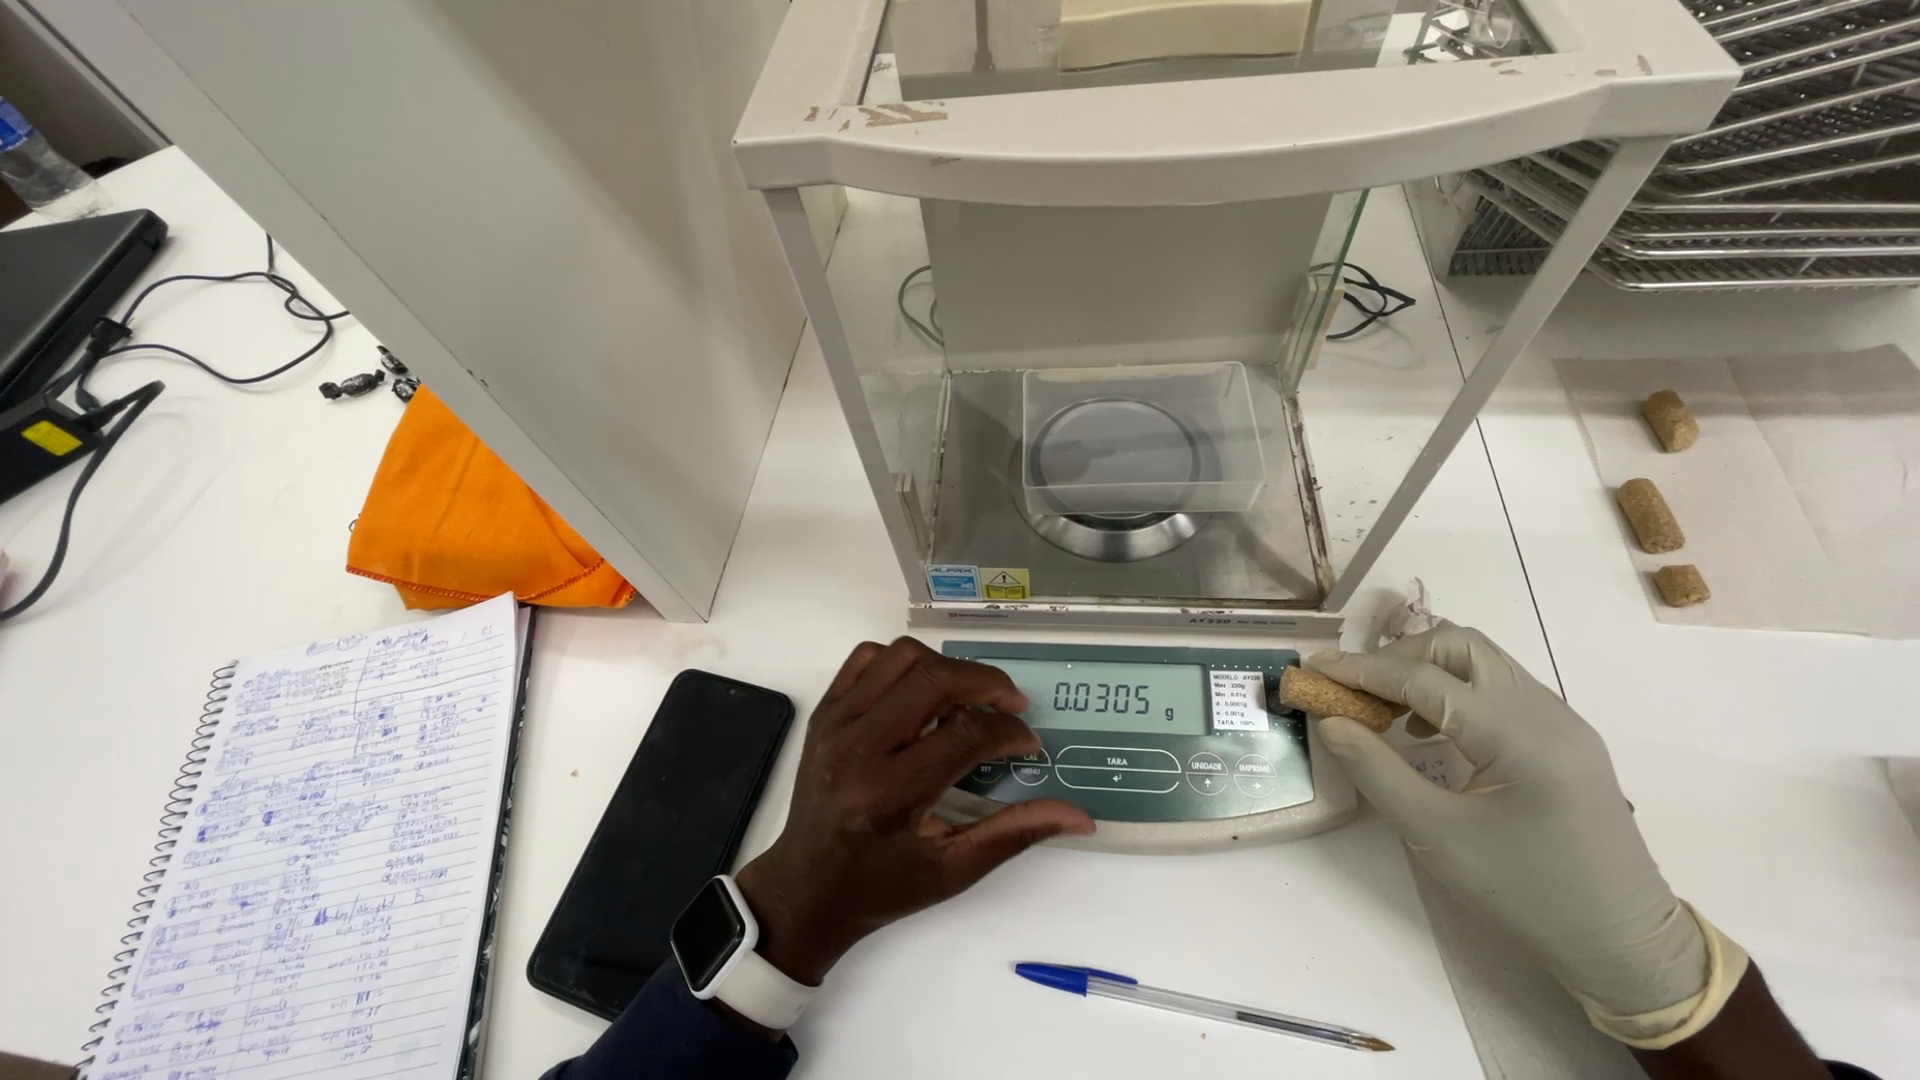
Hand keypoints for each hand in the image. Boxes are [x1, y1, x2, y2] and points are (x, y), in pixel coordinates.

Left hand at [735, 638, 1094, 986]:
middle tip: (1011, 704)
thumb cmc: (883, 885)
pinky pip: (866, 658)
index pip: (965, 735)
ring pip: (901, 658)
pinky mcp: (825, 713)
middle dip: (985, 683)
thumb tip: (1081, 818)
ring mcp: (836, 724)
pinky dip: (902, 663)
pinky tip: (922, 691)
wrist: (806, 888)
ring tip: (967, 698)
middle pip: (934, 680)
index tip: (1027, 744)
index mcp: (891, 795)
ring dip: (945, 668)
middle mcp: (859, 748)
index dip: (1008, 733)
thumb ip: (1017, 833)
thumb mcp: (955, 869)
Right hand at [1307, 625, 1745, 1048]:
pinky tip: (1426, 727)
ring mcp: (1562, 721)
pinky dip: (1453, 689)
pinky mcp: (1564, 737)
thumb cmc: (1524, 894)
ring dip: (1425, 669)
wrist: (1624, 944)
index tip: (1315, 669)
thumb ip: (1375, 770)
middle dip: (1397, 657)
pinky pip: (1499, 687)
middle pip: (1459, 647)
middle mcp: (1546, 712)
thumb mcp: (1435, 836)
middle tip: (1354, 688)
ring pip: (1482, 661)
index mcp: (1519, 736)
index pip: (1424, 679)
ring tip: (1383, 706)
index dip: (1362, 670)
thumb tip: (1328, 720)